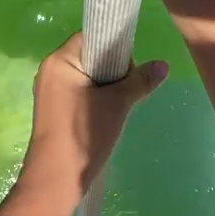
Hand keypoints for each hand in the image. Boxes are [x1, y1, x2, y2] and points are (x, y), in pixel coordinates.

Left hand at [18, 33, 167, 206]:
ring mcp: (51, 92)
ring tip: (118, 107)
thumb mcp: (118, 104)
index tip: (130, 67)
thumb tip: (163, 65)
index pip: (92, 37)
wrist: (57, 179)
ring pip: (89, 78)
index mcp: (60, 60)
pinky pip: (81, 94)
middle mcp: (51, 71)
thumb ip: (140, 80)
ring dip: (108, 89)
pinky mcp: (55, 111)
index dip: (115, 46)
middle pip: (92, 57)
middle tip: (126, 91)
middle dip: (114, 71)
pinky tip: (107, 118)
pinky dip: (98, 101)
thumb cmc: (84, 134)